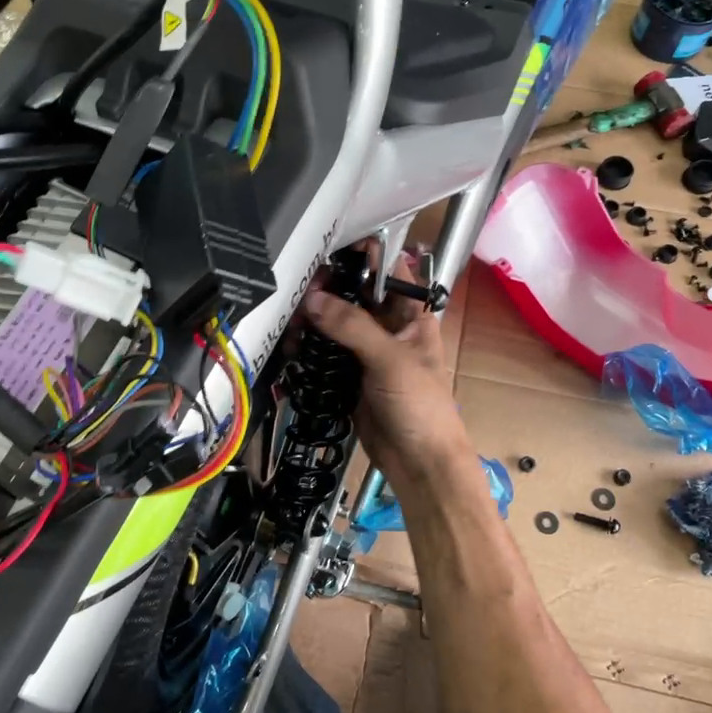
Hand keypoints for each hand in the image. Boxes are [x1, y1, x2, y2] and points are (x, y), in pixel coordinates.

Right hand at [302, 271, 473, 487]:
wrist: (419, 464)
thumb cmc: (421, 406)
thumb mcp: (391, 359)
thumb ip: (352, 327)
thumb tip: (312, 299)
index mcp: (412, 316)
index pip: (388, 272)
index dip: (363, 256)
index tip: (328, 248)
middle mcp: (389, 329)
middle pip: (355, 296)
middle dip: (328, 289)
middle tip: (299, 287)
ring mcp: (366, 353)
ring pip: (335, 324)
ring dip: (314, 319)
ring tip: (290, 316)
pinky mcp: (348, 377)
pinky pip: (325, 354)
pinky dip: (308, 348)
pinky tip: (291, 342)